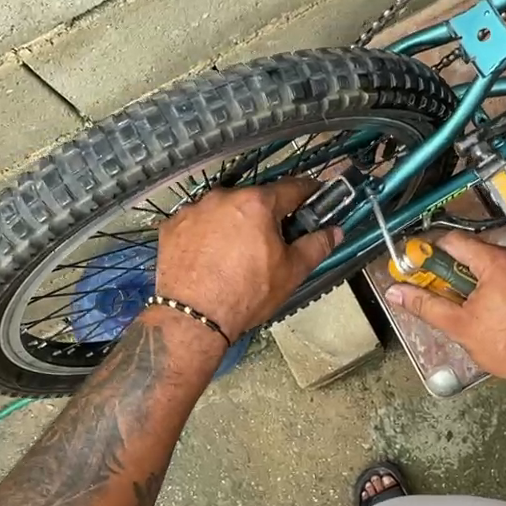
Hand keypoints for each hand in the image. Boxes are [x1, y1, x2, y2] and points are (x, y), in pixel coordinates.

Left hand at [153, 179, 339, 334]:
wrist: (194, 317)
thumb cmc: (243, 295)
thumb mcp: (291, 272)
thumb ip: (316, 246)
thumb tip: (333, 233)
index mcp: (257, 204)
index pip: (291, 188)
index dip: (307, 192)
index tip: (314, 196)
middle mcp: (223, 198)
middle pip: (254, 200)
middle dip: (266, 217)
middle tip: (272, 243)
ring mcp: (194, 210)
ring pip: (224, 211)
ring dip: (234, 225)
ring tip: (237, 257)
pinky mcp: (173, 226)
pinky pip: (198, 224)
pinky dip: (207, 235)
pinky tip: (212, 259)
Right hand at [382, 230, 505, 384]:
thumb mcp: (459, 327)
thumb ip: (425, 305)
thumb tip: (396, 292)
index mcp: (496, 262)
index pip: (455, 241)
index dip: (433, 253)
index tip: (423, 268)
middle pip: (477, 252)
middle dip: (459, 271)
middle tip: (450, 296)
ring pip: (499, 263)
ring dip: (483, 278)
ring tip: (479, 308)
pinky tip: (504, 310)